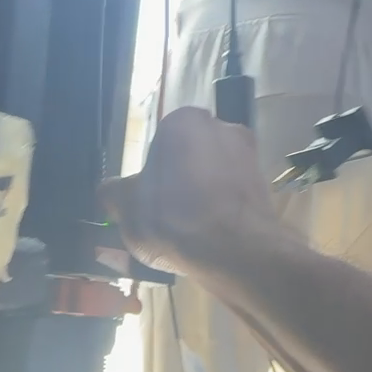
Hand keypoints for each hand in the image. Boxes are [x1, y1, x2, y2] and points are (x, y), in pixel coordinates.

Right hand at [97, 107, 289, 276]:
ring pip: (210, 179)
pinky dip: (219, 214)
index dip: (149, 180)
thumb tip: (108, 190)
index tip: (146, 206)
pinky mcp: (263, 184)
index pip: (157, 149)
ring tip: (187, 236)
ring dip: (198, 201)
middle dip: (176, 186)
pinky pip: (230, 198)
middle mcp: (220, 126)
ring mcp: (247, 154)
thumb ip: (113, 193)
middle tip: (164, 221)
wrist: (233, 249)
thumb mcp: (126, 208)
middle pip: (186, 161)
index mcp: (182, 122)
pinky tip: (209, 239)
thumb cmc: (172, 219)